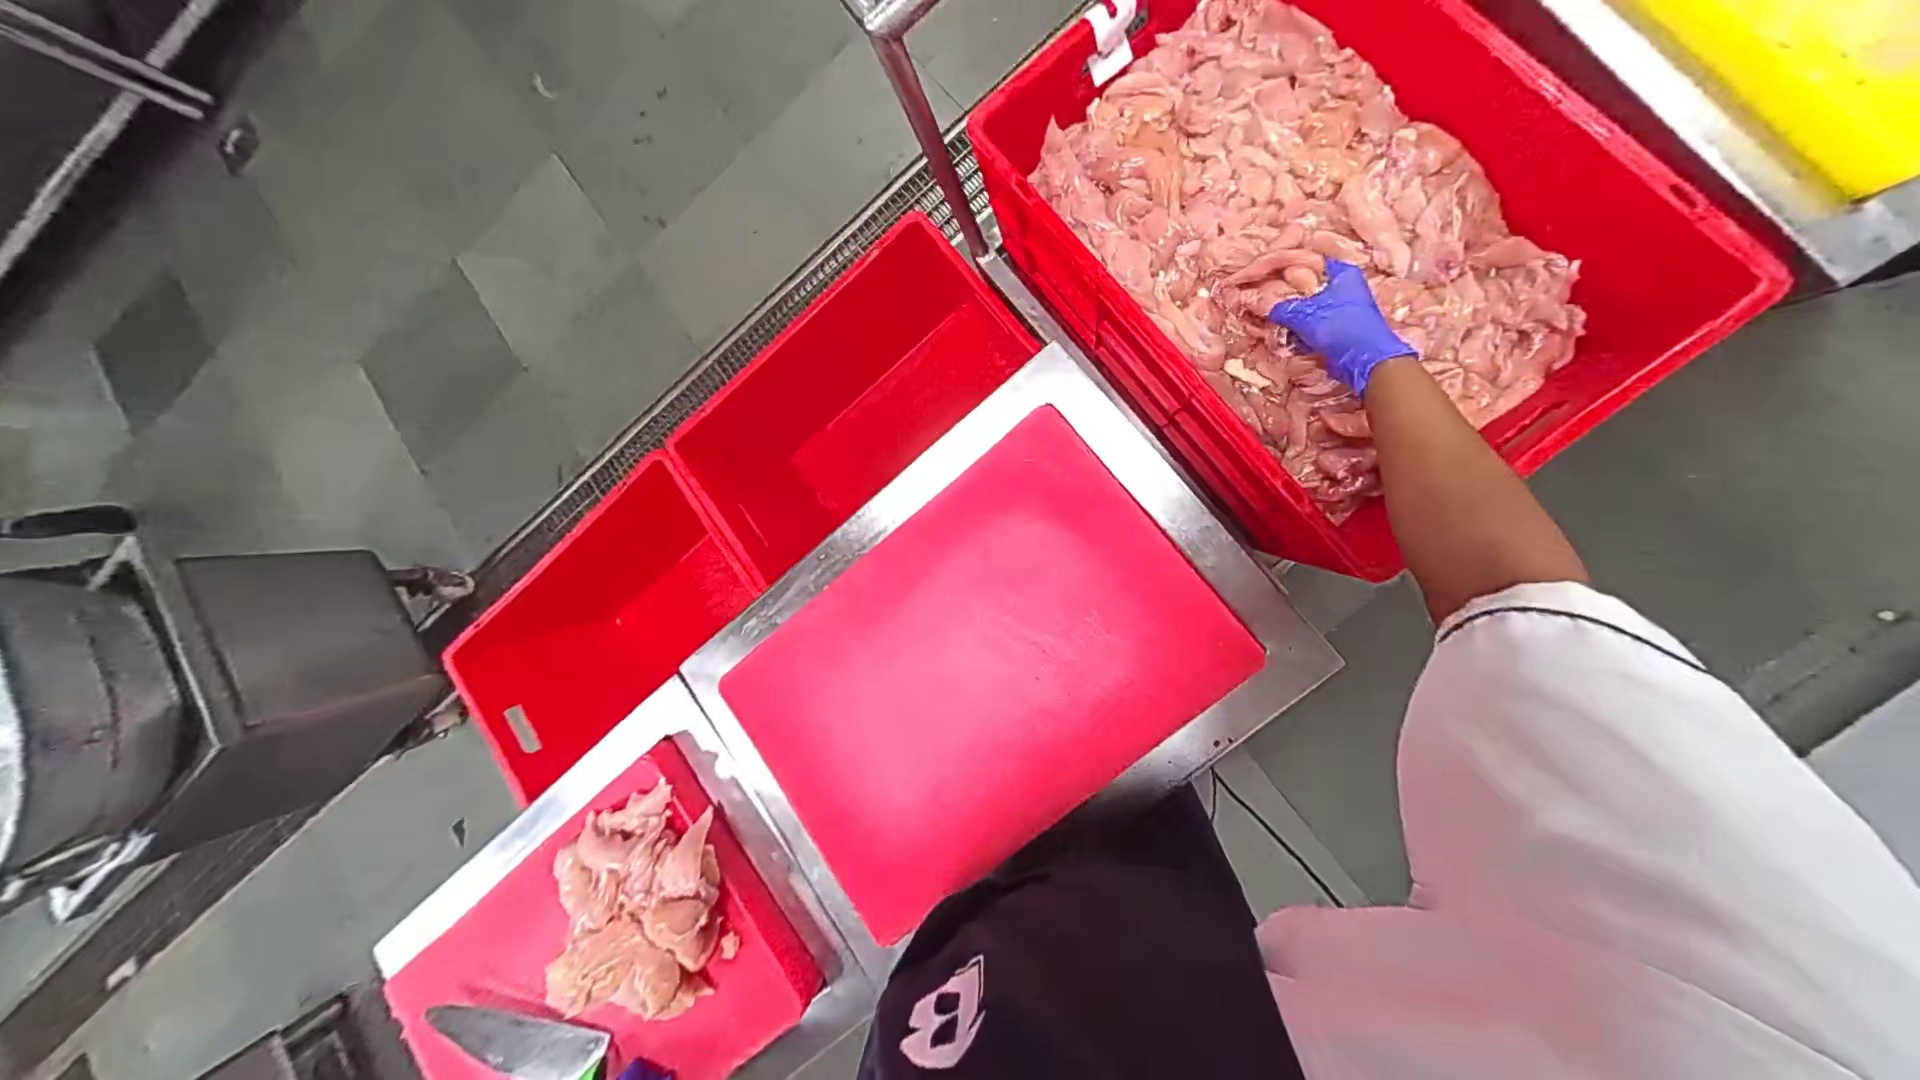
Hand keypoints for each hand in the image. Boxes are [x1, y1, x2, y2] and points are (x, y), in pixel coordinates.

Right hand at [1266, 258, 1414, 396]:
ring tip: (1275, 324)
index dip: (1289, 270)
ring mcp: (1341, 310)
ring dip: (1292, 319)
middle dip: (1287, 299)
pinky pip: (1313, 326)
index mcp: (1342, 274)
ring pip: (1308, 309)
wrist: (1365, 361)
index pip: (1310, 263)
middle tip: (1267, 304)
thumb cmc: (1339, 328)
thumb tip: (1254, 301)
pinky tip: (1289, 338)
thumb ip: (1279, 307)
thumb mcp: (1304, 315)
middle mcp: (1344, 288)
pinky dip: (1301, 332)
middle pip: (1307, 288)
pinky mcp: (1338, 329)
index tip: (1268, 279)